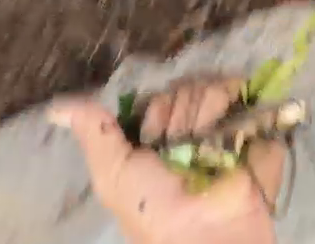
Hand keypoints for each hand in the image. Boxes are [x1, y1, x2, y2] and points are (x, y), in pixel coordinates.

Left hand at [51, 77, 287, 243]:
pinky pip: (246, 89)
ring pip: (215, 85)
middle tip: (184, 150)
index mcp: (163, 135)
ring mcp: (228, 120)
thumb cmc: (156, 210)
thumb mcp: (115, 177)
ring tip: (210, 147)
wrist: (209, 233)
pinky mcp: (258, 119)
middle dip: (184, 116)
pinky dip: (236, 103)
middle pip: (188, 87)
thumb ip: (97, 135)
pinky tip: (230, 127)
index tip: (155, 141)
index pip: (160, 96)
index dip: (157, 114)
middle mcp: (196, 124)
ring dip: (208, 114)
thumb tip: (56, 107)